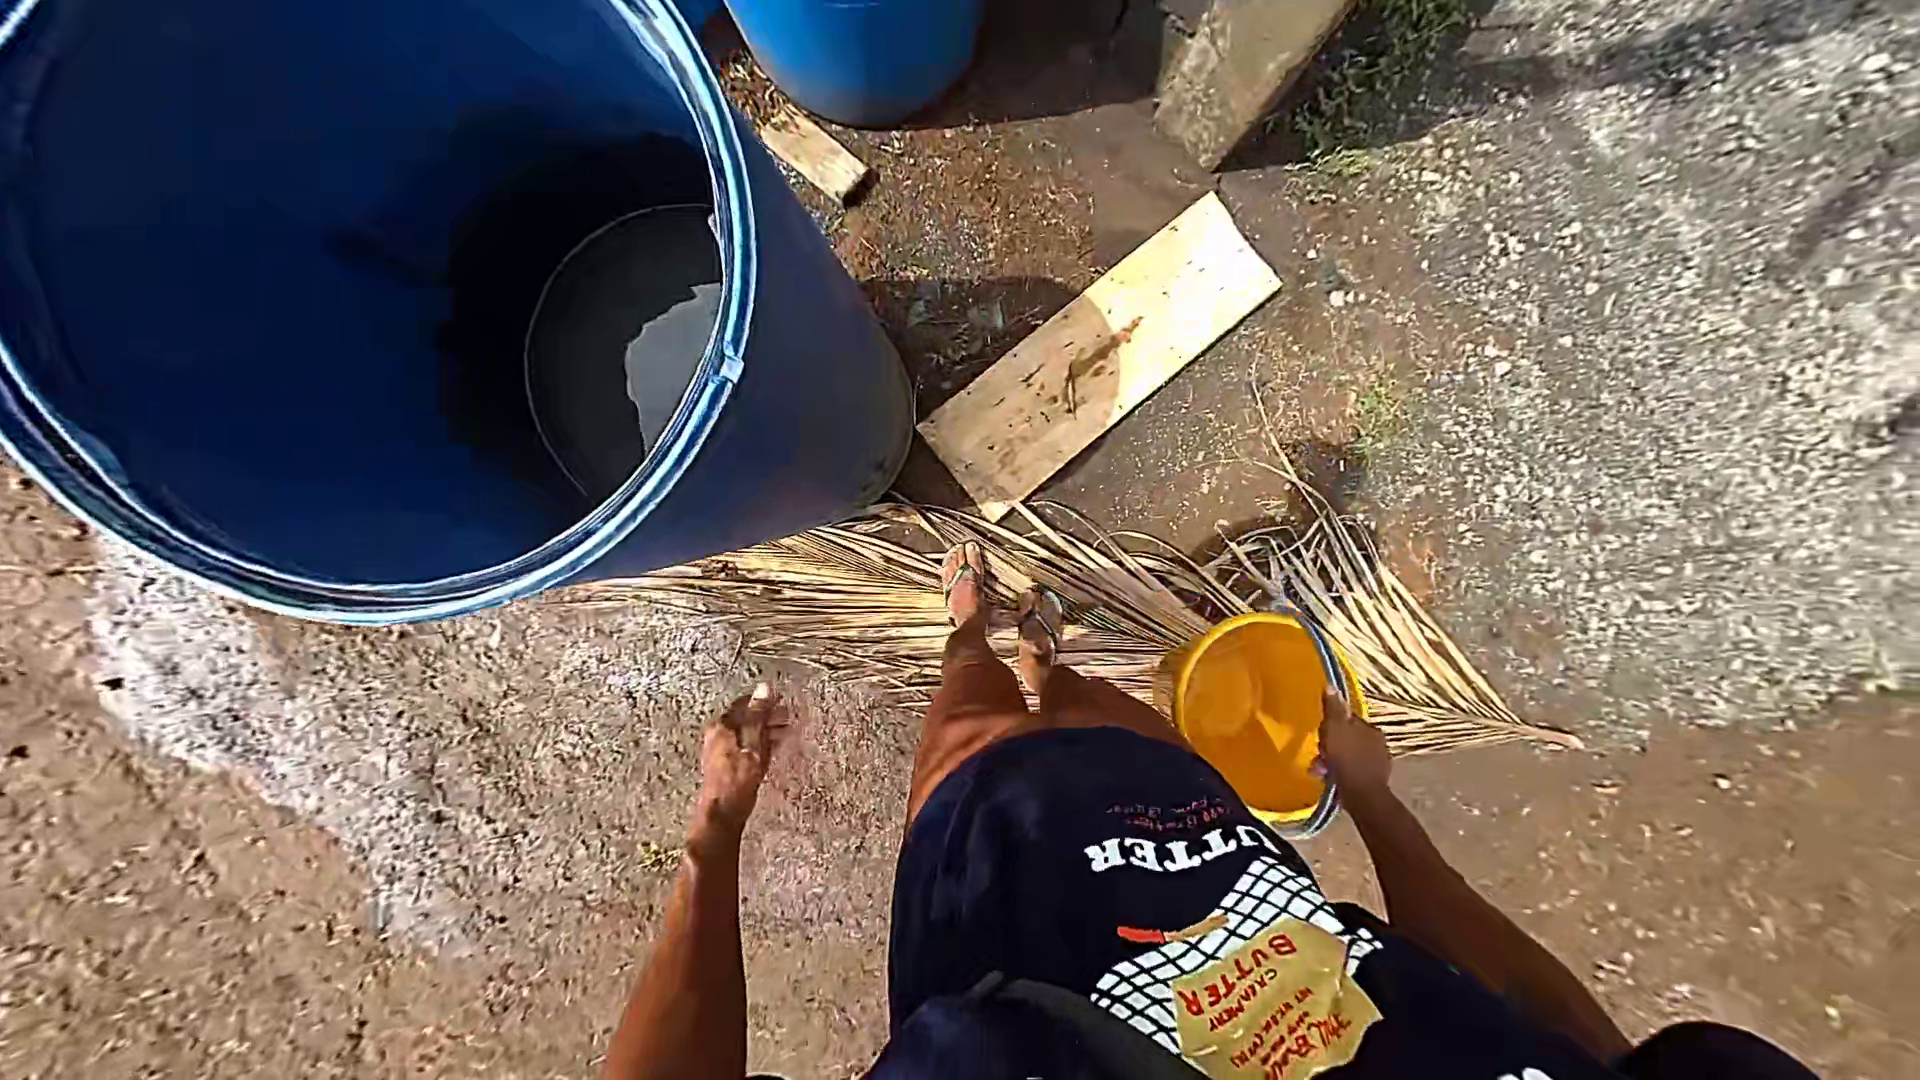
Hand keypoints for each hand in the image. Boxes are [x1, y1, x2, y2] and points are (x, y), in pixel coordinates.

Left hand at [688, 682, 786, 853]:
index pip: (745, 703)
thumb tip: (765, 688)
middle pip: (746, 717)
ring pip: (748, 732)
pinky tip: (774, 748)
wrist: (723, 814)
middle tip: (789, 717)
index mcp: (722, 726)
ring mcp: (722, 751)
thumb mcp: (754, 742)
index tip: (783, 701)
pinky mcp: (728, 765)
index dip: (765, 700)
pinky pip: (747, 746)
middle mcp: (719, 736)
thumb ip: (759, 714)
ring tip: (787, 732)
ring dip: (767, 729)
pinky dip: (761, 743)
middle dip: (768, 715)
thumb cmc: (737, 779)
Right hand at [1310, 689, 1390, 795]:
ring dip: (1332, 759)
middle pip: (1347, 737)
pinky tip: (1329, 777)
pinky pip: (1351, 769)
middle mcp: (1378, 743)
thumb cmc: (1346, 758)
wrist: (1362, 795)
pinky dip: (1339, 771)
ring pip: (1348, 754)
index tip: (1319, 731)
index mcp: (1371, 729)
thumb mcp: (1334, 728)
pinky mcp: (1373, 779)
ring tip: (1319, 768)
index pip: (1347, 718)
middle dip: (1331, 744)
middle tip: (1318, 752)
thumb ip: (1333, 708)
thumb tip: (1331, 686)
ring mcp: (1377, 762)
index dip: (1331, 724)